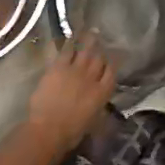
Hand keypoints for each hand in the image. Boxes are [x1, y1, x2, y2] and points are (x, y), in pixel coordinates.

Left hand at [25, 40, 115, 155]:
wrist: (49, 129)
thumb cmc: (71, 132)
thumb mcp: (93, 120)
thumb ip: (98, 106)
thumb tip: (99, 99)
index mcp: (102, 92)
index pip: (112, 71)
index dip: (115, 61)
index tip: (116, 54)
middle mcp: (92, 78)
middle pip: (99, 58)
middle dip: (102, 48)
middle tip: (102, 39)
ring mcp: (75, 70)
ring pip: (85, 51)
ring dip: (89, 41)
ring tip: (92, 32)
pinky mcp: (58, 68)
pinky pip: (66, 51)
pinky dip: (70, 43)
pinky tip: (71, 37)